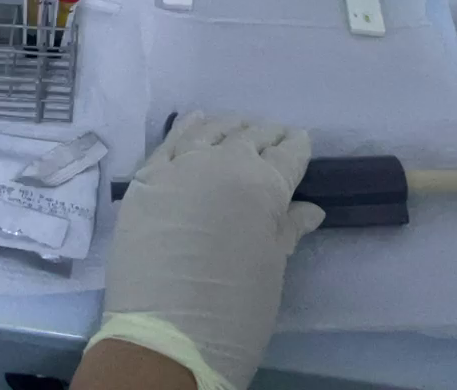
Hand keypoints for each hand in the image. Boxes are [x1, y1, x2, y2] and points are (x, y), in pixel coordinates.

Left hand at [89, 114, 324, 389]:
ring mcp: (181, 164)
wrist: (164, 335)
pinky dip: (190, 126)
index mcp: (262, 185)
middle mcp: (222, 162)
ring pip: (211, 129)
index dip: (297, 146)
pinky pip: (172, 139)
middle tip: (275, 136)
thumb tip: (309, 208)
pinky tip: (198, 121)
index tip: (301, 140)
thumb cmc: (234, 311)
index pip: (287, 154)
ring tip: (240, 127)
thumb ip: (287, 229)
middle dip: (266, 134)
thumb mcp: (271, 269)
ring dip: (230, 126)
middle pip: (249, 136)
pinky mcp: (148, 175)